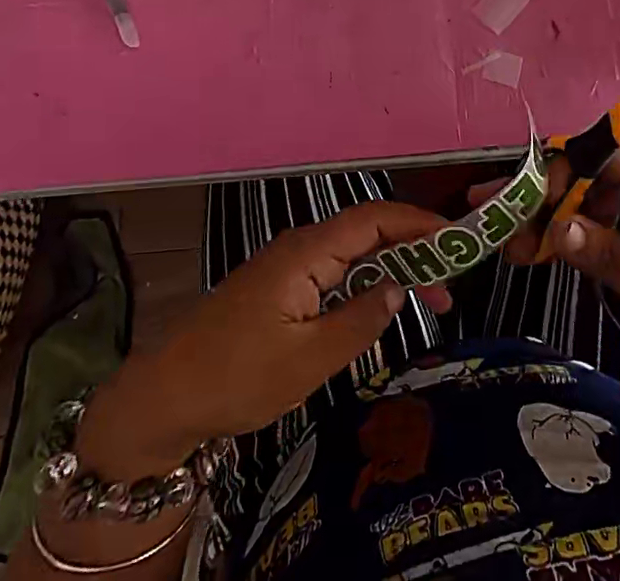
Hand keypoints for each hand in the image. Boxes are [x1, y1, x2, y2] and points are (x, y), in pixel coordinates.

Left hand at [76, 202, 450, 477]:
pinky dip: (367, 282)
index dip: (420, 223)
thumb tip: (398, 289)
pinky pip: (335, 271)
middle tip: (451, 285)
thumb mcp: (310, 360)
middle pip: (369, 232)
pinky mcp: (280, 287)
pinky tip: (382, 304)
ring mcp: (288, 266)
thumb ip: (362, 320)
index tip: (458, 240)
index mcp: (307, 253)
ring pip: (354, 253)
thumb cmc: (235, 378)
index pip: (376, 219)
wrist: (160, 400)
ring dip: (394, 268)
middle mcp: (300, 248)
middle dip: (415, 250)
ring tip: (430, 298)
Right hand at [473, 151, 619, 327]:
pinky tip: (517, 254)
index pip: (597, 161)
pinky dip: (541, 244)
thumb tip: (559, 227)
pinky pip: (567, 240)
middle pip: (571, 184)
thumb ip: (609, 253)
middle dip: (531, 193)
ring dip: (529, 220)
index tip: (527, 193)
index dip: (559, 168)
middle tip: (487, 205)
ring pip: (564, 211)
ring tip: (495, 237)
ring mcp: (615, 231)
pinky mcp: (607, 257)